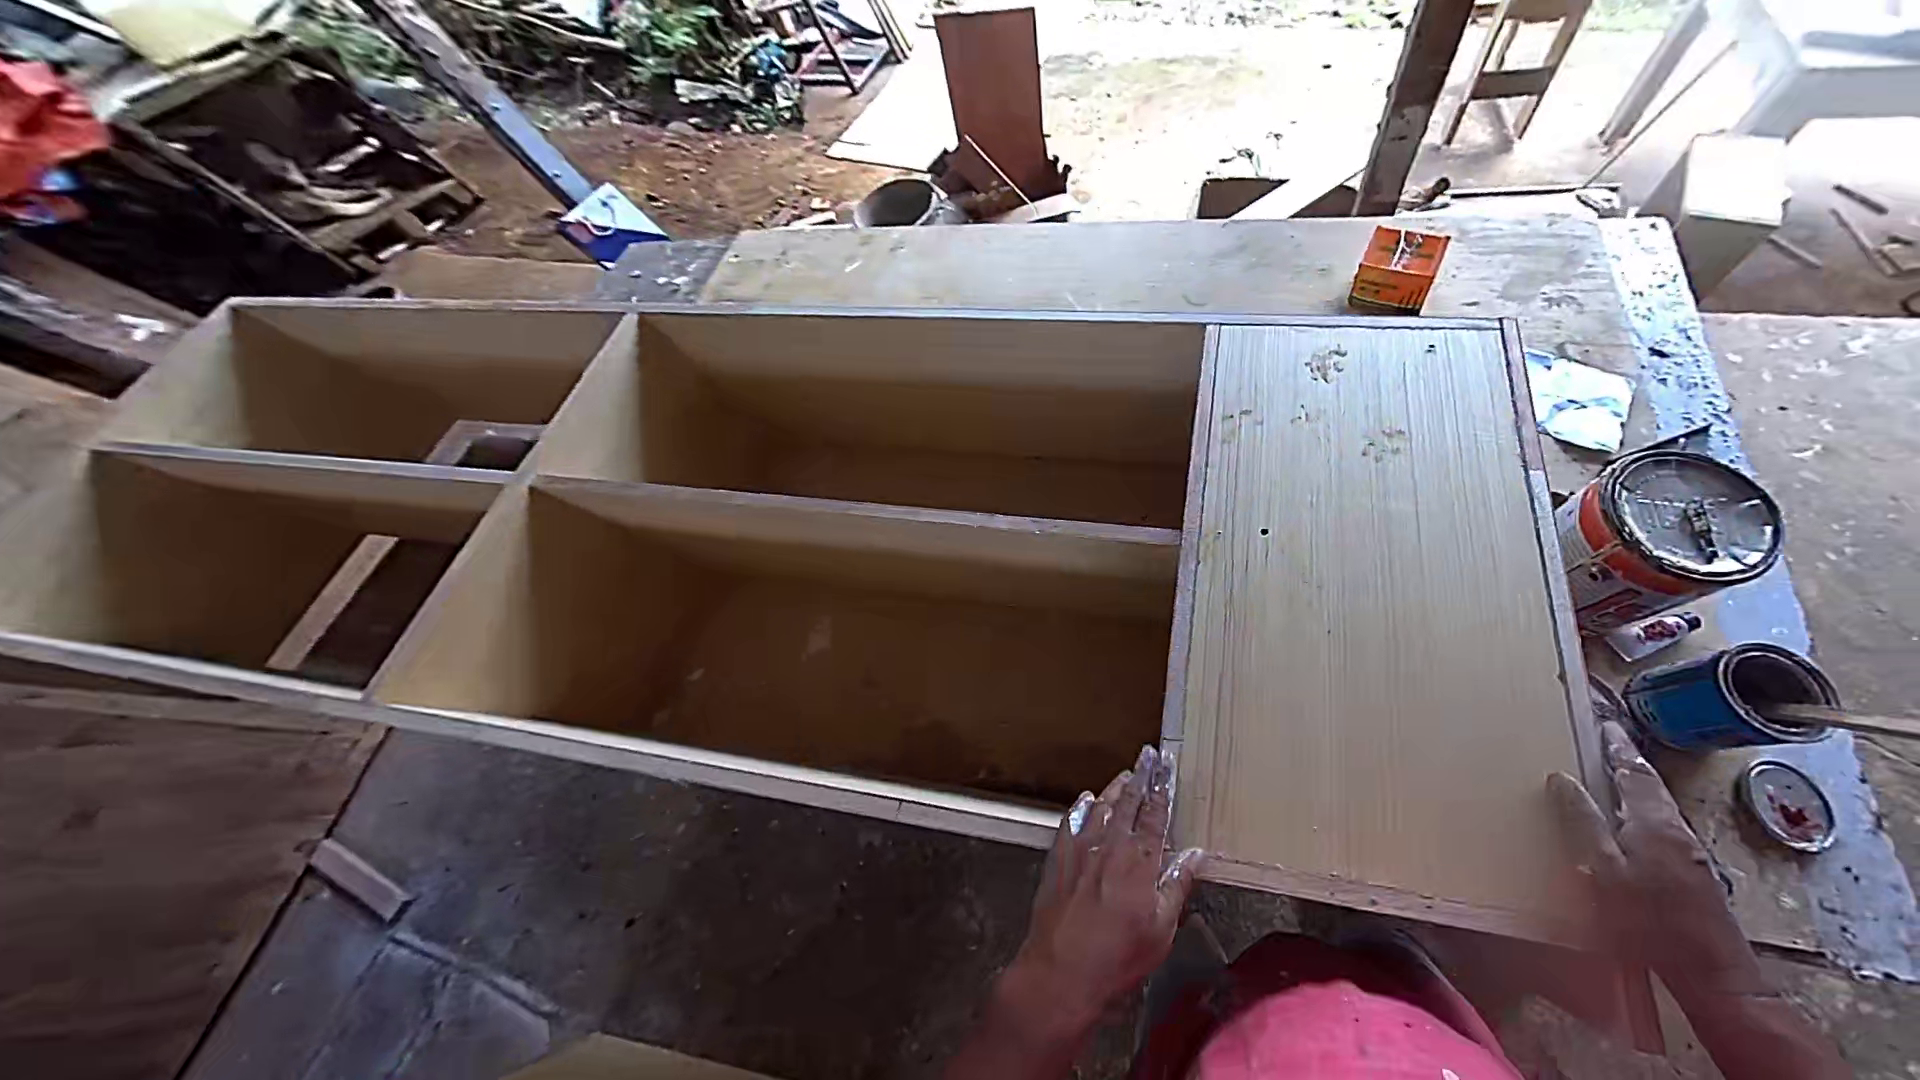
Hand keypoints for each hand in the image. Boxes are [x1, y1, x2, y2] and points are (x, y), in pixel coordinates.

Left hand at [1000, 745, 1205, 1033]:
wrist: (1061, 967)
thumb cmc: (1118, 955)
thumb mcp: (1161, 929)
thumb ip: (1178, 885)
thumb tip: (1197, 854)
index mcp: (1140, 860)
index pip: (1157, 814)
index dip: (1163, 787)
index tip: (1168, 765)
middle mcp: (1110, 844)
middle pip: (1129, 801)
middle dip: (1142, 775)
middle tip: (1149, 754)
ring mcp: (1081, 846)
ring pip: (1102, 806)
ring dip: (1115, 787)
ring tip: (1127, 773)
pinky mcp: (1059, 854)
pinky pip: (1072, 820)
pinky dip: (1082, 806)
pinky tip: (1087, 799)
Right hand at [1548, 721, 1767, 1002]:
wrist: (1710, 974)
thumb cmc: (1647, 919)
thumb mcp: (1603, 866)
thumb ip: (1582, 820)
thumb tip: (1561, 779)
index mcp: (1655, 824)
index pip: (1635, 773)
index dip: (1618, 747)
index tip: (1605, 723)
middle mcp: (1677, 832)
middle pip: (1649, 788)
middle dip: (1626, 763)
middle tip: (1600, 743)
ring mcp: (1688, 855)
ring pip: (1654, 808)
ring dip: (1632, 787)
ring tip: (1604, 775)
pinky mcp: (1689, 873)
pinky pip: (1656, 826)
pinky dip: (1636, 810)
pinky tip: (1620, 820)